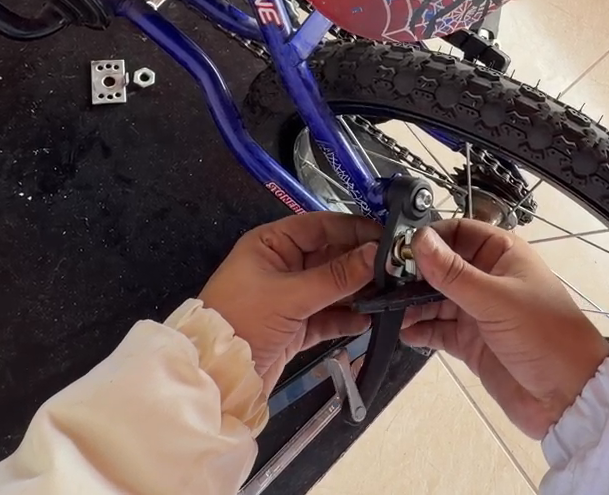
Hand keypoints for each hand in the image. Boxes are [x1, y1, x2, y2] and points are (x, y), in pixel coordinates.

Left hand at [199, 212, 380, 388]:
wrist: (213, 383)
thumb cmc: (243, 322)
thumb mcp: (291, 296)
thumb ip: (338, 276)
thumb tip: (378, 254)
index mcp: (273, 243)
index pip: (322, 225)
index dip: (354, 229)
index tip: (387, 236)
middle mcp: (282, 264)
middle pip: (331, 256)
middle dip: (361, 263)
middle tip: (395, 268)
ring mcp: (289, 296)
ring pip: (332, 287)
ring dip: (357, 292)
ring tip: (388, 294)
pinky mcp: (294, 326)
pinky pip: (327, 315)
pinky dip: (345, 318)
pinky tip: (367, 321)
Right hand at [400, 218, 608, 437]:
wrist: (569, 398)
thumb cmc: (543, 334)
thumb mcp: (496, 299)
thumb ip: (453, 273)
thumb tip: (418, 240)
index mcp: (501, 253)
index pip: (457, 232)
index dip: (428, 238)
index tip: (395, 248)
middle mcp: (487, 277)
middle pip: (442, 266)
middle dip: (414, 273)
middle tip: (380, 281)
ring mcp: (478, 310)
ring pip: (436, 299)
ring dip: (412, 303)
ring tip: (384, 308)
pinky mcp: (471, 342)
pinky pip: (438, 330)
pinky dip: (420, 329)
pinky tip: (401, 331)